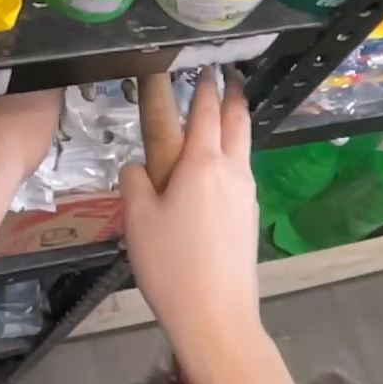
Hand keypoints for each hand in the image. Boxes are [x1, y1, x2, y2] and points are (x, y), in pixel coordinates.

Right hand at [121, 68, 260, 350]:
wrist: (217, 319)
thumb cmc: (172, 263)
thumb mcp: (136, 218)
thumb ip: (134, 181)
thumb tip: (137, 167)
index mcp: (201, 163)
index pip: (204, 110)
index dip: (204, 84)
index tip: (204, 64)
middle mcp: (230, 171)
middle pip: (237, 121)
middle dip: (233, 94)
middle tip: (229, 74)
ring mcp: (245, 195)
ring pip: (244, 145)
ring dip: (236, 122)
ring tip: (225, 111)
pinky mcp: (249, 218)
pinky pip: (242, 170)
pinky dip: (234, 151)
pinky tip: (219, 164)